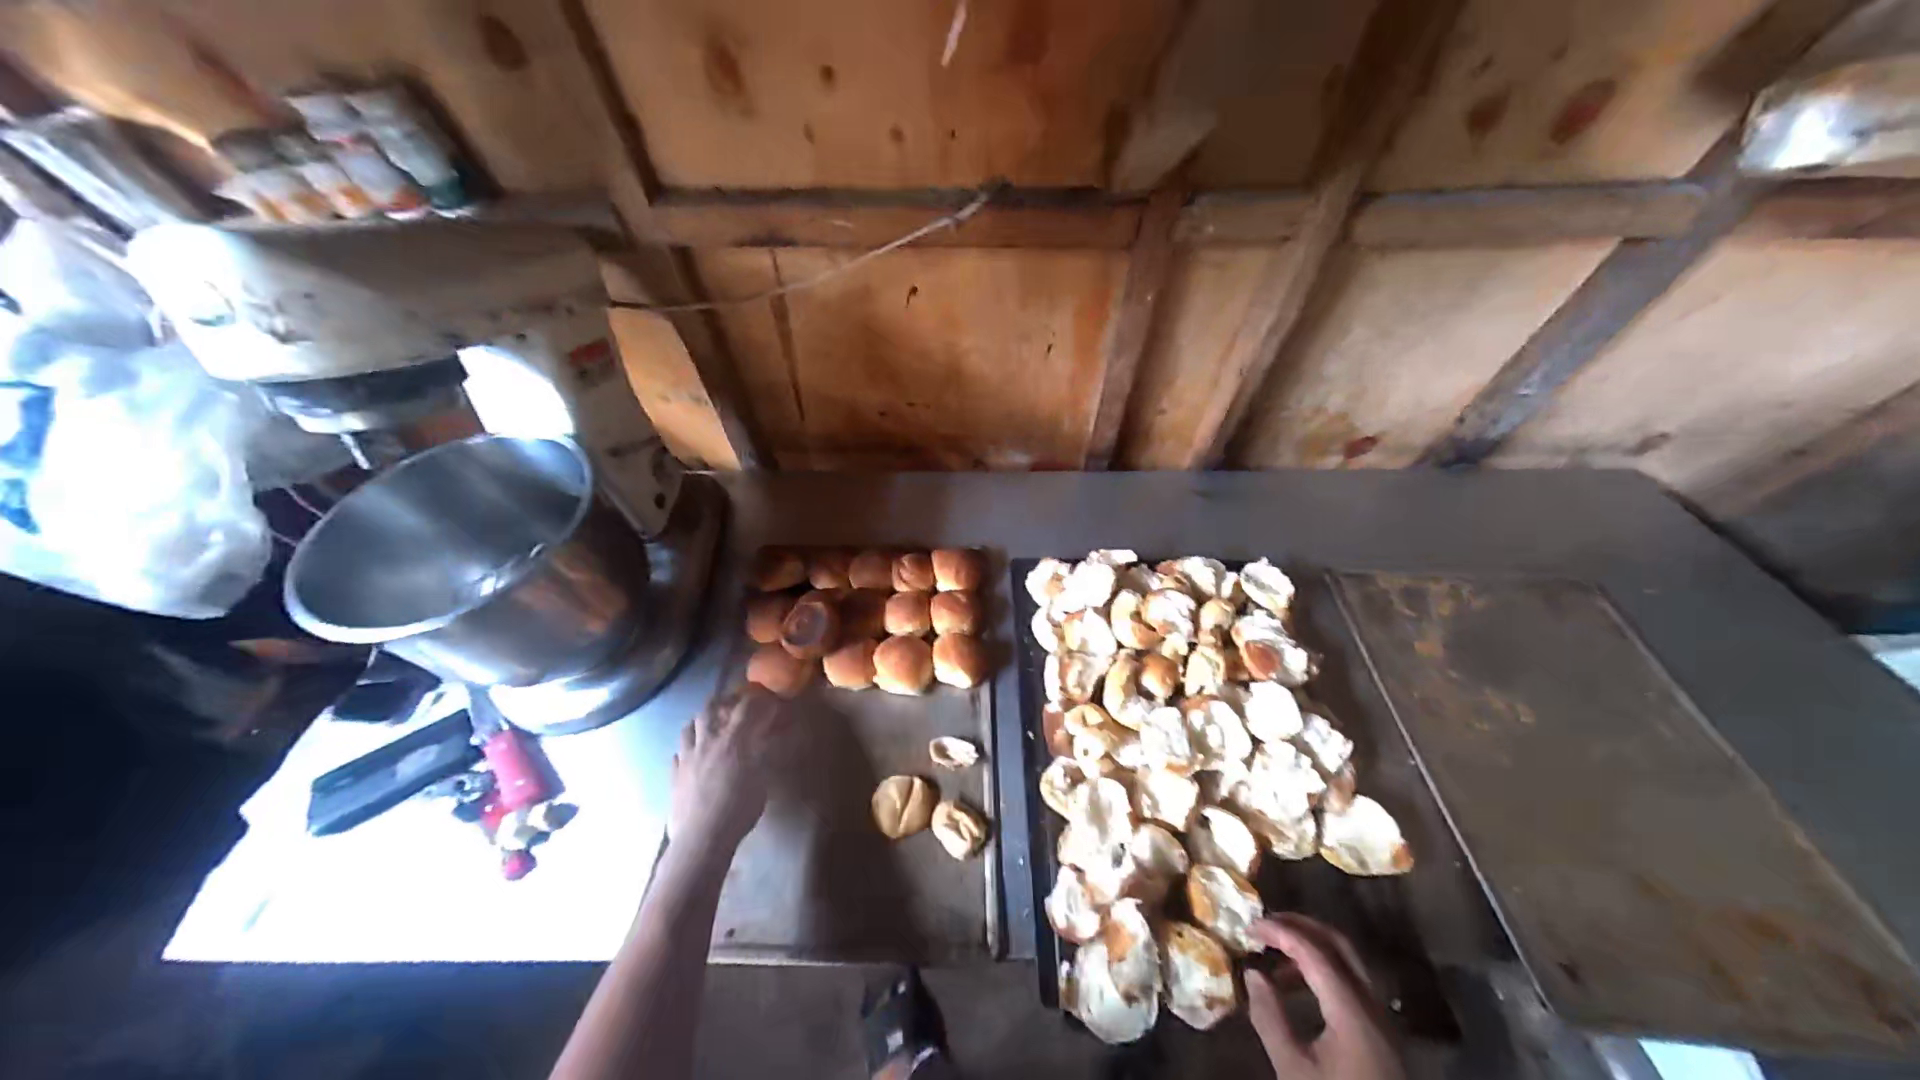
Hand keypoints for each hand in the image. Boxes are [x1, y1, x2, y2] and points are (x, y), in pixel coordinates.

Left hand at [668, 685, 789, 855]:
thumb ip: (768, 753)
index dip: (757, 697)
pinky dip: (687, 748)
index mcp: (733, 739)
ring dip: (701, 720)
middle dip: (724, 701)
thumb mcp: (763, 779)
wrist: (702, 838)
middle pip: (711, 708)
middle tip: (735, 704)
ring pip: (689, 726)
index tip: (766, 697)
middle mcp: (707, 741)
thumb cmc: (739, 809)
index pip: (745, 706)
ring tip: (711, 724)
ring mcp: (687, 756)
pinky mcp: (674, 774)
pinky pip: (678, 753)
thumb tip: (777, 736)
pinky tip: (693, 756)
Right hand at [1246, 915, 1404, 1079]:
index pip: (1315, 952)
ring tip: (1274, 952)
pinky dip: (1322, 967)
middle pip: (1338, 944)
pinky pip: (1350, 980)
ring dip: (1310, 945)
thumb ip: (1269, 1016)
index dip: (1280, 932)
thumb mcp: (1292, 1069)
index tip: (1248, 926)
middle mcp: (1372, 1005)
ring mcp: (1380, 1018)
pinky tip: (1296, 983)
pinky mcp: (1379, 1031)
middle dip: (1299, 926)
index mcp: (1352, 1012)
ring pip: (1347, 960)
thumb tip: (1253, 972)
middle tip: (1264, 923)